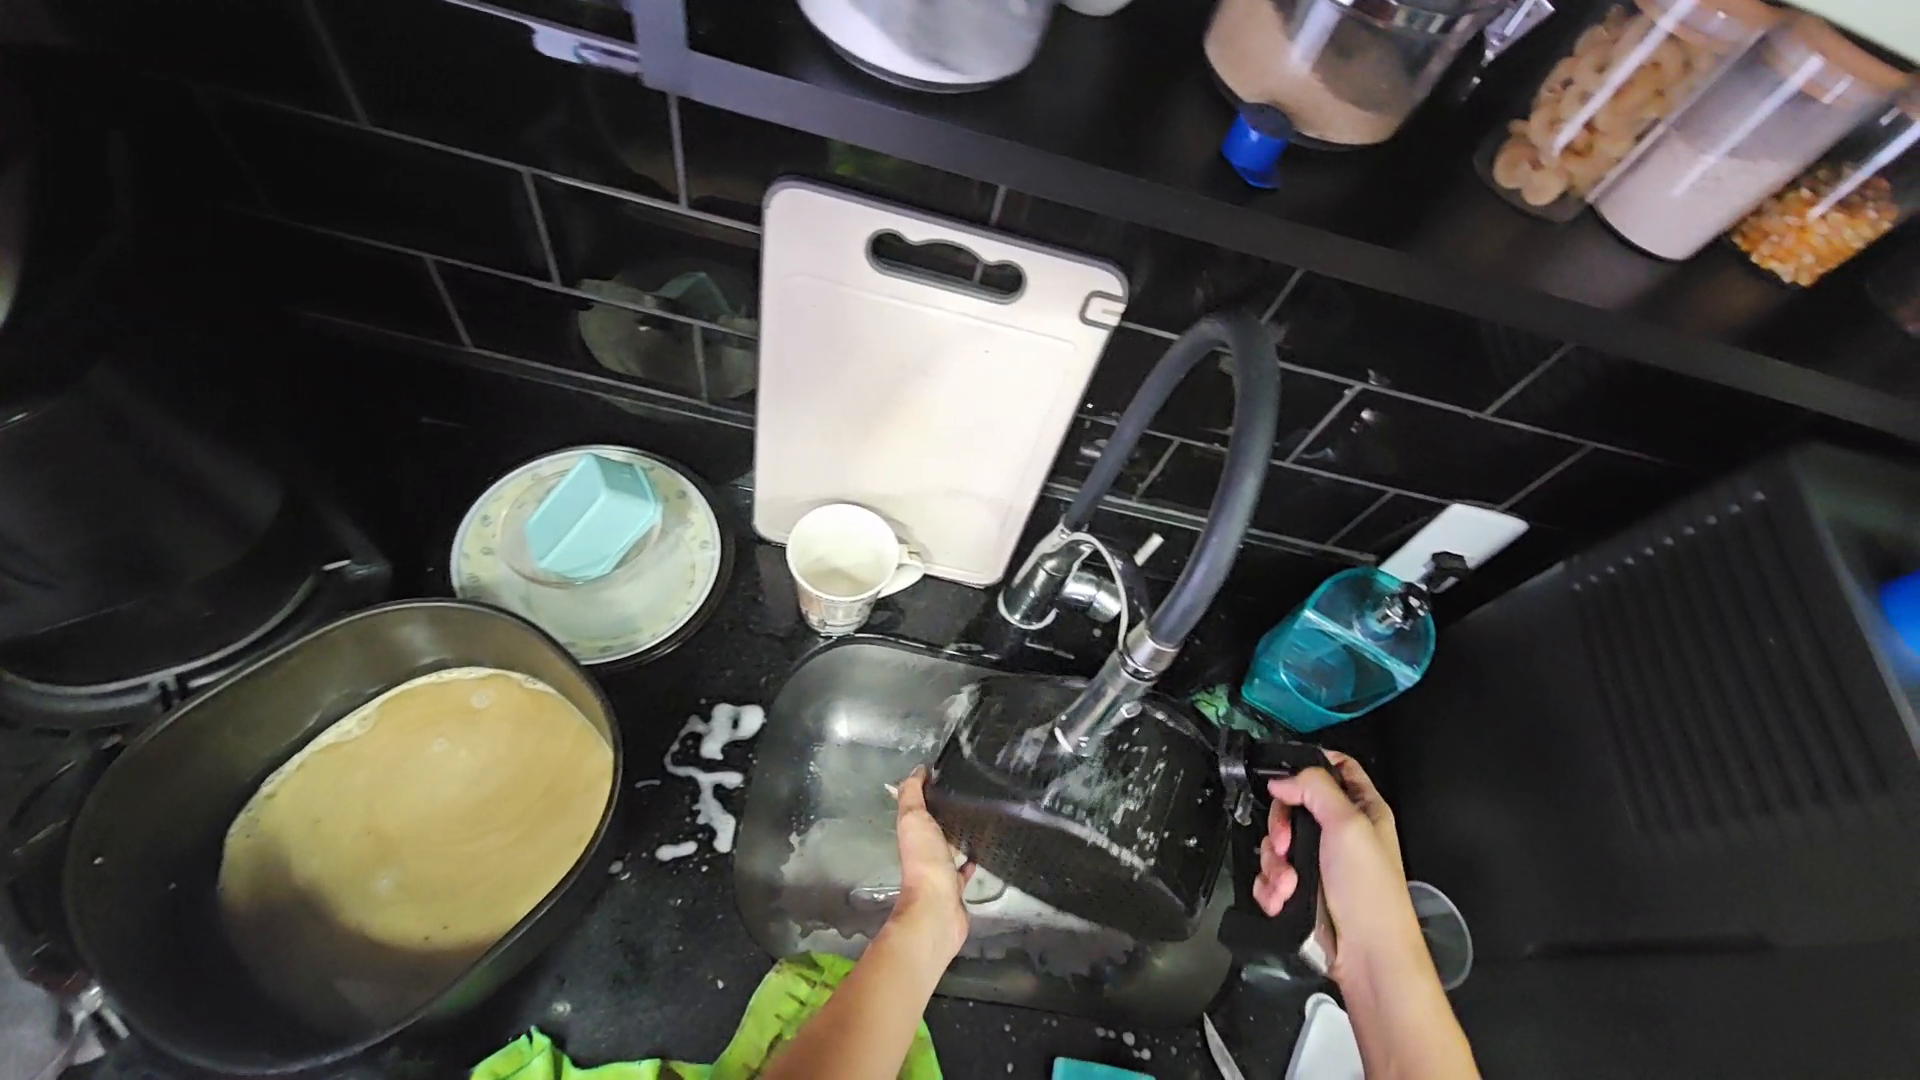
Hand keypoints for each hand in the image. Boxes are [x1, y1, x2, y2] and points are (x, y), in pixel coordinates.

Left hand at [889, 767, 972, 959]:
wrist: (937, 909)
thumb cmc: (925, 860)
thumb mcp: (913, 818)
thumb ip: (912, 793)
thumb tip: (916, 769)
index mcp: (912, 831)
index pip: (918, 805)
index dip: (928, 789)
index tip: (947, 773)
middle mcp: (922, 850)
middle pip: (933, 826)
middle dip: (945, 813)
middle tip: (968, 795)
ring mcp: (939, 870)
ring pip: (949, 847)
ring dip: (958, 836)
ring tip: (978, 819)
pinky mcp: (955, 888)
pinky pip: (963, 871)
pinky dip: (970, 861)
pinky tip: (981, 852)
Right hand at [1253, 751, 1425, 988]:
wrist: (1366, 955)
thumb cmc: (1369, 890)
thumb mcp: (1348, 824)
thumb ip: (1314, 788)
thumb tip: (1281, 780)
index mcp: (1361, 810)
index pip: (1338, 768)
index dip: (1312, 763)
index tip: (1287, 773)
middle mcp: (1338, 832)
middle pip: (1291, 804)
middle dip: (1279, 825)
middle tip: (1286, 843)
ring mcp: (1317, 861)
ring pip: (1275, 841)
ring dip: (1274, 863)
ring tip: (1289, 883)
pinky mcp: (1300, 887)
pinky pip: (1268, 872)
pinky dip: (1270, 885)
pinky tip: (1283, 897)